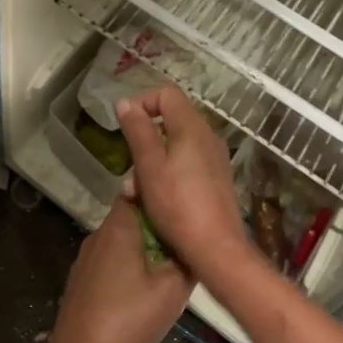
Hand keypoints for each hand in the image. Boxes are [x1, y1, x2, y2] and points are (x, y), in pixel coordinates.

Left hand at [47, 199, 193, 342]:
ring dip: (138, 253)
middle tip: (177, 248)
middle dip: (153, 230)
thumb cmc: (130, 317)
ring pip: (118, 244)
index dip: (159, 198)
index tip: (178, 213)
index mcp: (118, 227)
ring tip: (161, 273)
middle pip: (129, 219)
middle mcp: (97, 235)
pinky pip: (107, 264)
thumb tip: (192, 244)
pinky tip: (135, 295)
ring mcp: (84, 260)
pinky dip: (122, 271)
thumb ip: (186, 260)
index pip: (137, 192)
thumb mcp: (172, 289)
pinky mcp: (79, 282)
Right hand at [117, 87, 249, 273]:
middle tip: (129, 167)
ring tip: (136, 191)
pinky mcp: (217, 177)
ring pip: (177, 144)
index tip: (125, 127)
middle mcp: (208, 135)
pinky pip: (188, 161)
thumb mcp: (149, 167)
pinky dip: (168, 171)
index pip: (166, 94)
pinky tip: (157, 198)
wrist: (217, 249)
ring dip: (153, 160)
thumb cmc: (178, 205)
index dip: (142, 102)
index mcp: (192, 126)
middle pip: (171, 119)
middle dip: (144, 138)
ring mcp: (215, 157)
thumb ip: (137, 131)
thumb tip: (126, 102)